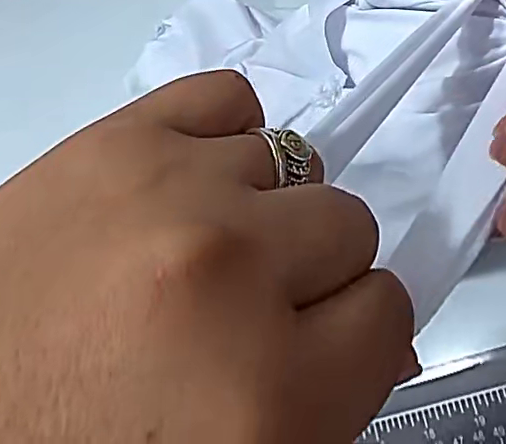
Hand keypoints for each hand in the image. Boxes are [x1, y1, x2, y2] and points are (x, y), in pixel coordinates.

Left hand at [0, 71, 414, 442]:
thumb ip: (314, 415)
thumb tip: (377, 331)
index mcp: (266, 397)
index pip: (388, 313)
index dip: (354, 335)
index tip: (313, 345)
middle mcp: (233, 271)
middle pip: (348, 222)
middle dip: (310, 270)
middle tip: (247, 302)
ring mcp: (173, 184)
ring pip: (290, 161)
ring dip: (260, 205)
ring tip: (193, 243)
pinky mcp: (118, 132)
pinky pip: (228, 94)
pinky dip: (222, 132)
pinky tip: (183, 176)